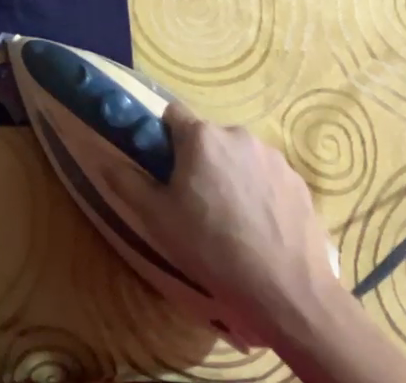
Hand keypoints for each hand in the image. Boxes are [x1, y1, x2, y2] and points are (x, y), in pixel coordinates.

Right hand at [106, 102, 339, 343]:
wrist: (287, 291)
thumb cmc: (213, 249)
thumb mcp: (157, 219)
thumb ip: (127, 181)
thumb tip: (107, 159)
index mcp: (201, 136)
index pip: (172, 114)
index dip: (163, 138)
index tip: (164, 168)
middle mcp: (238, 135)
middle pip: (207, 137)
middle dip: (198, 160)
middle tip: (194, 201)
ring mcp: (273, 157)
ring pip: (238, 156)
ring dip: (229, 174)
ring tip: (230, 218)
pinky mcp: (298, 181)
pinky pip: (266, 175)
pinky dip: (258, 191)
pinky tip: (258, 226)